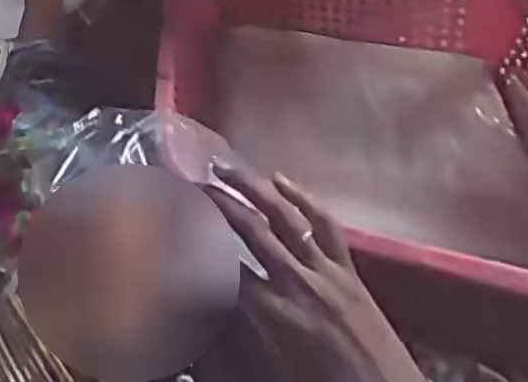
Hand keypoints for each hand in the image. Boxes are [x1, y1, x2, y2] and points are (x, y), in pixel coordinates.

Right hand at [198, 162, 426, 381]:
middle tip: (191, 183)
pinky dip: (302, 198)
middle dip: (216, 202)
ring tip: (224, 166)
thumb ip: (243, 328)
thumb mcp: (277, 367)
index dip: (198, 237)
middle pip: (249, 228)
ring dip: (250, 186)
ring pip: (283, 216)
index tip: (176, 217)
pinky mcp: (351, 272)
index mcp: (277, 314)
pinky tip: (280, 178)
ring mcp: (327, 272)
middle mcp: (298, 283)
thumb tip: (209, 297)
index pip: (226, 264)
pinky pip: (326, 226)